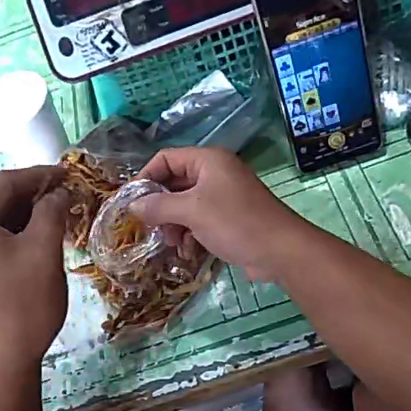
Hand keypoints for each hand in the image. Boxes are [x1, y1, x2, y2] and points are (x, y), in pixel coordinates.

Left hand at [0, 166, 68, 373]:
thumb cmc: (20, 306)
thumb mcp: (43, 252)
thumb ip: (51, 212)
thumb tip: (58, 192)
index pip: (3, 183)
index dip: (40, 175)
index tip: (71, 174)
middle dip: (33, 197)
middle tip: (69, 198)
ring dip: (26, 218)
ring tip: (59, 220)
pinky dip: (14, 238)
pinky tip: (39, 244)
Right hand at [129, 147, 310, 281]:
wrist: (279, 250)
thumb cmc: (234, 222)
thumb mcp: (191, 211)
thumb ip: (158, 206)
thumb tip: (132, 205)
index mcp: (208, 160)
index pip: (166, 159)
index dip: (146, 177)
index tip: (130, 202)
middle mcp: (216, 174)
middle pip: (175, 183)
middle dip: (160, 206)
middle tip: (150, 227)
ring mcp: (224, 197)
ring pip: (186, 206)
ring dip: (174, 224)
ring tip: (172, 243)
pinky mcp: (230, 219)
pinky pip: (200, 221)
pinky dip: (190, 234)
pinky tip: (188, 251)